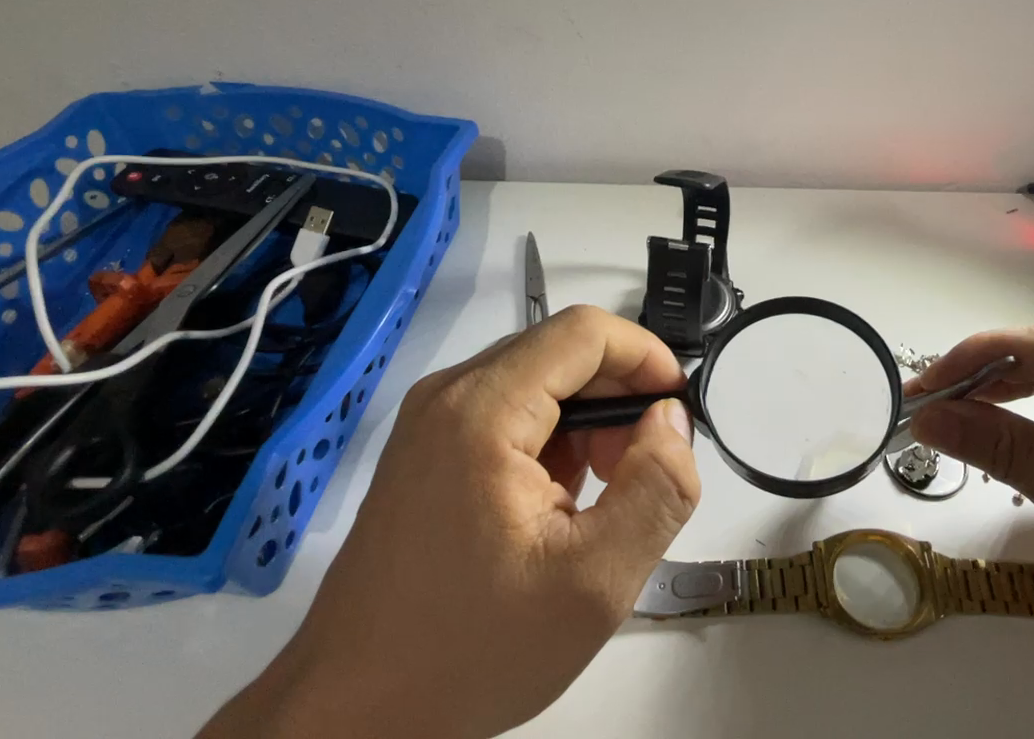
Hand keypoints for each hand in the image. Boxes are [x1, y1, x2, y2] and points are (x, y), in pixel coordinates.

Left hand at [201, 306, 699, 738]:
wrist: (353, 709)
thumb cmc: (469, 650)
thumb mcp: (593, 582)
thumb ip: (656, 490)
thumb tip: (671, 420)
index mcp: (482, 410)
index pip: (584, 332)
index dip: (645, 356)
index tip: (679, 409)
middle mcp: (449, 396)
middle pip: (559, 353)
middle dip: (619, 397)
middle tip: (647, 468)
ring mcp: (431, 421)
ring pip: (537, 383)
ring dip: (588, 422)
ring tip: (608, 494)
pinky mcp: (428, 450)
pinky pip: (509, 415)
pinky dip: (552, 442)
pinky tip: (562, 504)